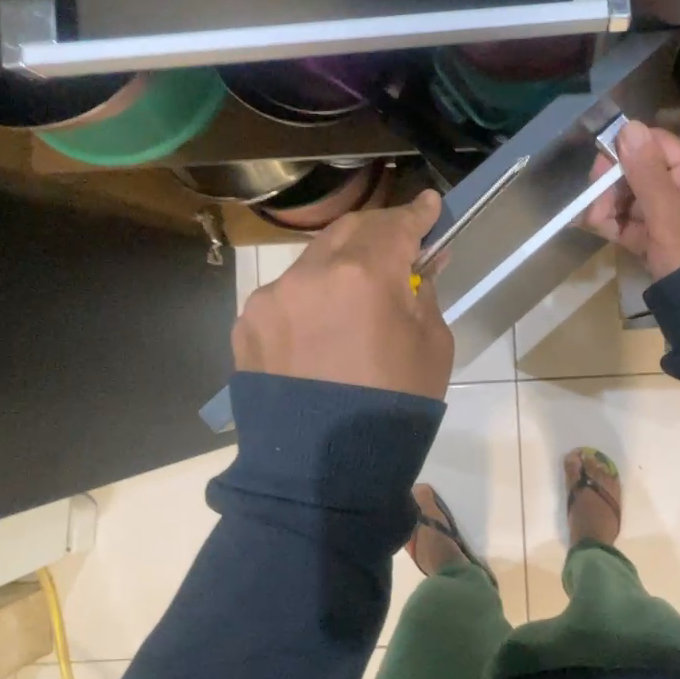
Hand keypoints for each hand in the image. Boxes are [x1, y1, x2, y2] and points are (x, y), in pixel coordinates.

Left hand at [233, 190, 454, 399]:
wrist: (324, 474)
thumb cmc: (395, 408)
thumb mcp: (432, 348)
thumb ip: (425, 295)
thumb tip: (421, 267)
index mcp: (364, 276)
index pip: (397, 226)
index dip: (418, 214)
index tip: (431, 205)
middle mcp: (311, 274)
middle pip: (350, 232)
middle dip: (378, 233)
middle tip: (400, 245)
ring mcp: (271, 299)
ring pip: (313, 263)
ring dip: (340, 268)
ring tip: (357, 298)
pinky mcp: (247, 326)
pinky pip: (286, 298)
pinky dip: (310, 301)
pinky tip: (322, 331)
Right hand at [583, 121, 679, 279]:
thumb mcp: (669, 215)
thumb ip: (647, 173)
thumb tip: (629, 126)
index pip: (657, 144)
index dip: (627, 150)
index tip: (602, 167)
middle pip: (639, 170)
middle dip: (612, 184)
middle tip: (595, 202)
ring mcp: (668, 217)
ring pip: (629, 197)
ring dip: (608, 205)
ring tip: (595, 222)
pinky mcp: (655, 240)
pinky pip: (628, 222)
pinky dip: (612, 223)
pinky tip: (596, 227)